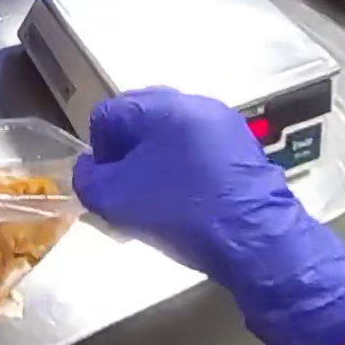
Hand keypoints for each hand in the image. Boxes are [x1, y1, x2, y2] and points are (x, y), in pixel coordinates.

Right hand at [71, 87, 344, 344]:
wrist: (258, 242)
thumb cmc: (179, 212)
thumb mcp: (113, 199)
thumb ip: (85, 178)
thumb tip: (89, 169)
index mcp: (158, 105)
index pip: (105, 115)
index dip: (97, 151)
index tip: (106, 182)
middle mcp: (192, 102)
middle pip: (139, 120)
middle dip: (125, 153)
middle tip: (126, 188)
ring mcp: (223, 122)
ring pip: (169, 134)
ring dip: (154, 160)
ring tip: (156, 196)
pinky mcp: (243, 146)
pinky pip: (197, 148)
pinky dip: (183, 167)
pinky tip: (186, 199)